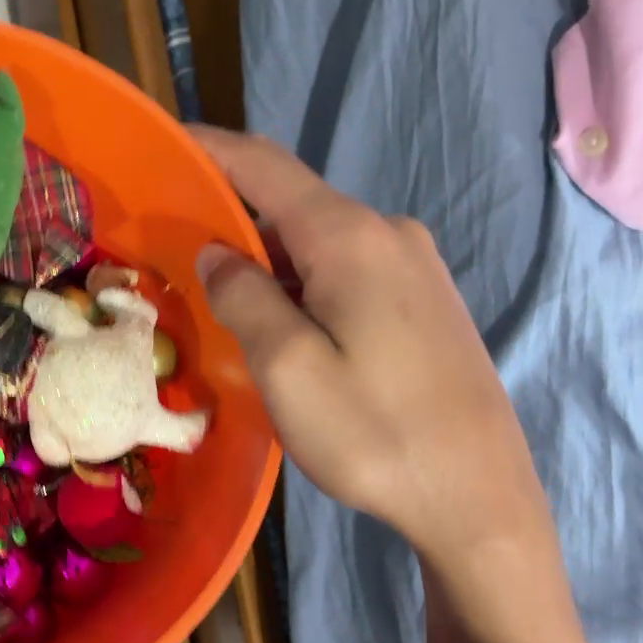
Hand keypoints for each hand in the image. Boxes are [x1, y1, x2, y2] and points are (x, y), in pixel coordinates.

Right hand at [188, 126, 547, 558]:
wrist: (481, 503)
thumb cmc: (375, 434)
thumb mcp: (286, 367)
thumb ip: (243, 296)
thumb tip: (218, 254)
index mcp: (350, 239)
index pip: (265, 167)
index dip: (209, 148)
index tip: (162, 139)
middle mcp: (387, 235)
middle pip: (288, 201)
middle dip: (227, 210)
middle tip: (168, 237)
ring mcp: (412, 266)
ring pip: (312, 237)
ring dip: (259, 251)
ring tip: (210, 286)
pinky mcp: (422, 300)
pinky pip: (339, 264)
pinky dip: (293, 274)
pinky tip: (272, 314)